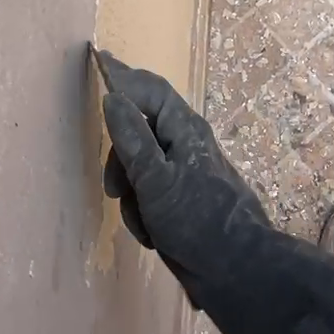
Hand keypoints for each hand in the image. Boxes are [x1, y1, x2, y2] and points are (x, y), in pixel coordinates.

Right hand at [93, 48, 271, 273]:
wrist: (236, 271)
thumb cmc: (197, 220)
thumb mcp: (156, 178)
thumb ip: (131, 137)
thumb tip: (112, 96)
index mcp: (184, 129)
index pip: (150, 89)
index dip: (123, 76)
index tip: (96, 61)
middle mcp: (184, 144)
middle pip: (138, 132)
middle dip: (121, 162)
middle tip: (113, 190)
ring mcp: (183, 173)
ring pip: (139, 168)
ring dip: (132, 196)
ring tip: (144, 222)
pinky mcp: (181, 200)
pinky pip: (148, 195)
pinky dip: (144, 213)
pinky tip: (152, 234)